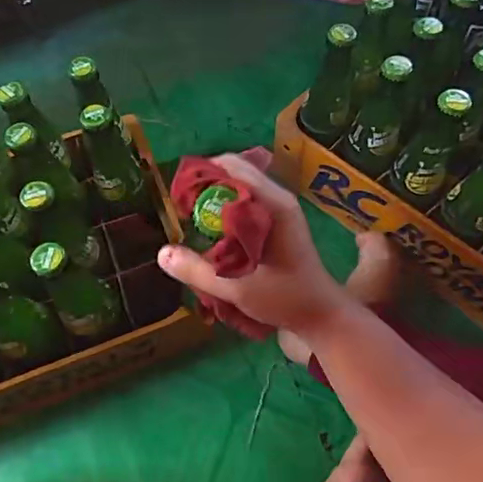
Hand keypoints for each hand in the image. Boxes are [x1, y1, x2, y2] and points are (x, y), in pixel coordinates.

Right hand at [157, 152, 358, 334]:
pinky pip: (244, 202)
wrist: (321, 314)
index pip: (231, 167)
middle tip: (182, 213)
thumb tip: (162, 252)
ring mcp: (279, 207)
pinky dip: (224, 209)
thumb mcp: (237, 288)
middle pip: (232, 172)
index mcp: (274, 204)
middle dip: (204, 188)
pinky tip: (211, 232)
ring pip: (237, 187)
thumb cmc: (286, 299)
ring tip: (192, 221)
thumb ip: (197, 270)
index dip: (200, 177)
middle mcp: (277, 197)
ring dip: (213, 198)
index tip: (179, 201)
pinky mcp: (276, 219)